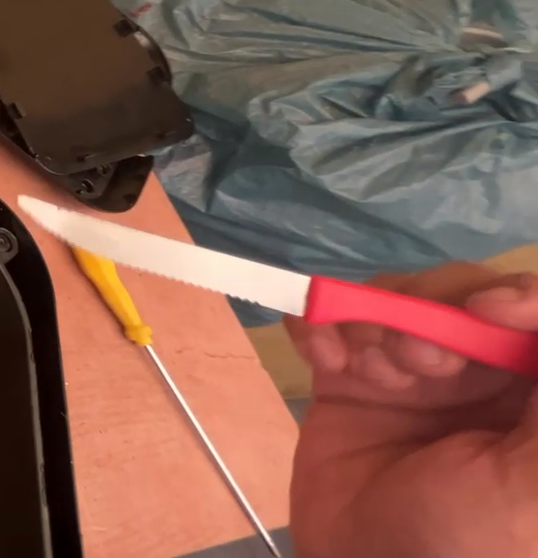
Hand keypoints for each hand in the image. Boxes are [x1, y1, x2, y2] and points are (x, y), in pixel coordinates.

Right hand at [287, 265, 537, 556]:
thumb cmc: (483, 544)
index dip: (516, 298)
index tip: (485, 311)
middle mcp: (494, 380)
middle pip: (463, 299)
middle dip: (431, 315)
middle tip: (416, 365)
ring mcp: (416, 376)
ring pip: (392, 301)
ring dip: (369, 323)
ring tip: (363, 371)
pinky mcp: (349, 376)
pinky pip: (326, 320)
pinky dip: (315, 325)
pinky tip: (320, 360)